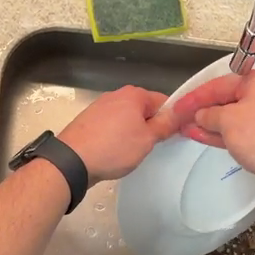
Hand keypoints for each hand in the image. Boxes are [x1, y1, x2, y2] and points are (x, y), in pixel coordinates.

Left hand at [58, 85, 178, 181]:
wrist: (72, 161)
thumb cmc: (114, 148)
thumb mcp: (147, 138)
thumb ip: (166, 123)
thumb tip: (182, 110)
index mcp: (134, 94)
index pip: (164, 101)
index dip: (172, 118)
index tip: (174, 135)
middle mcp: (116, 95)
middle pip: (144, 109)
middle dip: (151, 126)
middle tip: (153, 147)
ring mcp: (100, 107)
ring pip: (128, 119)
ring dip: (133, 133)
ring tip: (132, 152)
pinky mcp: (89, 121)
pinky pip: (112, 127)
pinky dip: (117, 137)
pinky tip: (115, 152)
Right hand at [169, 69, 254, 183]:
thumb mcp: (228, 120)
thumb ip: (209, 114)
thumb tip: (201, 115)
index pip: (219, 84)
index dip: (195, 96)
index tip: (178, 106)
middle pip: (227, 99)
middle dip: (202, 110)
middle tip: (180, 117)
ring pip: (233, 117)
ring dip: (209, 124)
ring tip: (186, 128)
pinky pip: (241, 132)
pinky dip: (222, 134)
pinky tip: (203, 136)